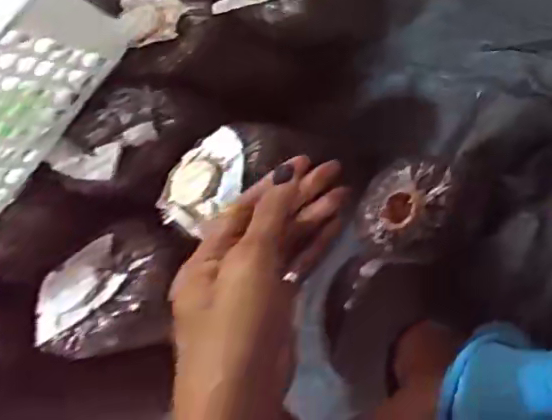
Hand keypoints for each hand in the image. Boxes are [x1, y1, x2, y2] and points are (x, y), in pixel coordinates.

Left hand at [170, 157, 350, 419]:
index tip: (307, 159)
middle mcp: (226, 270)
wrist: (241, 391)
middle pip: (267, 221)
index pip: (241, 209)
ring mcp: (252, 287)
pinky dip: (317, 239)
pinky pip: (297, 259)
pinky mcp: (276, 300)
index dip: (274, 183)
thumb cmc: (237, 322)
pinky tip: (338, 222)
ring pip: (286, 239)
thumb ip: (270, 216)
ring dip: (313, 214)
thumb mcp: (250, 263)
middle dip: (300, 194)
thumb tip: (286, 173)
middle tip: (337, 169)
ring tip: (346, 192)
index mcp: (206, 261)